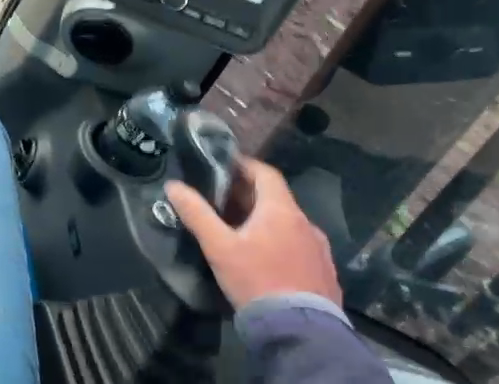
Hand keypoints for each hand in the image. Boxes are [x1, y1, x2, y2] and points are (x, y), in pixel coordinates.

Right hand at [166, 157, 341, 310]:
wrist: (302, 332)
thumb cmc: (257, 279)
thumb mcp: (218, 246)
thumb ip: (195, 213)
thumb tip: (173, 185)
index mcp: (282, 212)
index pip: (266, 174)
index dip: (243, 165)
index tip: (221, 165)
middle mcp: (306, 225)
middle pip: (275, 198)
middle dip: (247, 195)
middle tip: (220, 199)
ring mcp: (320, 250)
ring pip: (288, 223)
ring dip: (264, 219)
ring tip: (240, 229)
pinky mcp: (325, 273)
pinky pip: (299, 245)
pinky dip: (280, 241)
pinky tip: (264, 256)